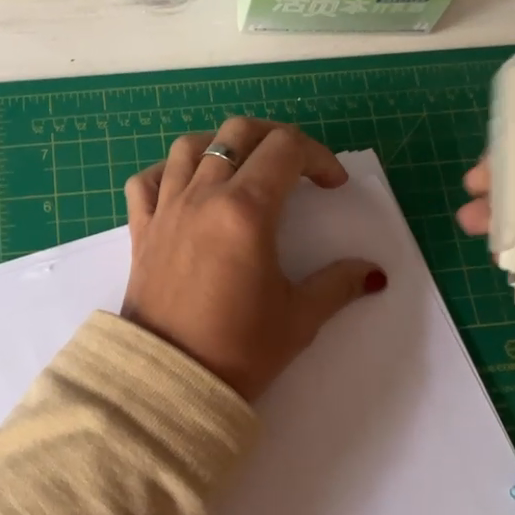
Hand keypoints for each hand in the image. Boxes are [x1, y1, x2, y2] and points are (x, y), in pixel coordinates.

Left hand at [121, 118, 386, 401]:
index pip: (286, 149)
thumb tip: (373, 273)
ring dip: (222, 144)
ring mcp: (166, 209)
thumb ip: (338, 285)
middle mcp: (203, 196)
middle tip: (296, 166)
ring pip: (188, 147)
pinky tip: (186, 188)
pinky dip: (166, 171)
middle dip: (275, 138)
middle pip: (238, 133)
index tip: (333, 185)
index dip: (318, 156)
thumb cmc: (238, 349)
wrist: (169, 381)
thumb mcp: (299, 318)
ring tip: (243, 167)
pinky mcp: (141, 230)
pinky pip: (145, 181)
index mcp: (246, 210)